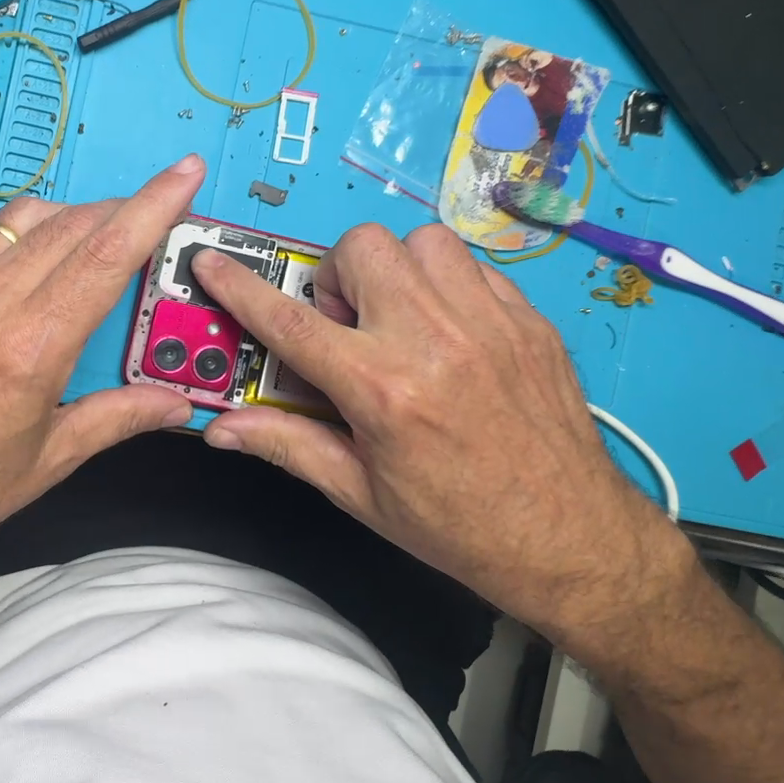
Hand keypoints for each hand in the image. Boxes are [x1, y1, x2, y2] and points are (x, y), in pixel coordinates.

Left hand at [0, 156, 206, 588]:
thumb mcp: (50, 458)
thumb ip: (119, 417)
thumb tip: (173, 404)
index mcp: (32, 345)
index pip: (108, 252)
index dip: (155, 205)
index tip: (185, 172)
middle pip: (76, 224)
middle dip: (128, 208)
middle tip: (162, 217)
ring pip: (31, 216)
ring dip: (79, 214)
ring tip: (109, 234)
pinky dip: (30, 226)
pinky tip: (45, 248)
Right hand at [192, 223, 693, 639]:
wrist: (572, 541)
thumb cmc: (455, 524)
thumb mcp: (358, 493)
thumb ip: (287, 444)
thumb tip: (220, 428)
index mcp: (382, 389)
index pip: (291, 323)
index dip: (240, 288)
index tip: (211, 263)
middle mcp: (433, 340)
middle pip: (362, 249)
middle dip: (338, 277)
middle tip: (345, 323)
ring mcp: (488, 322)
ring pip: (421, 241)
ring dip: (394, 270)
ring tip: (396, 316)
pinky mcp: (528, 320)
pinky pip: (471, 264)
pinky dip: (443, 281)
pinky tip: (445, 327)